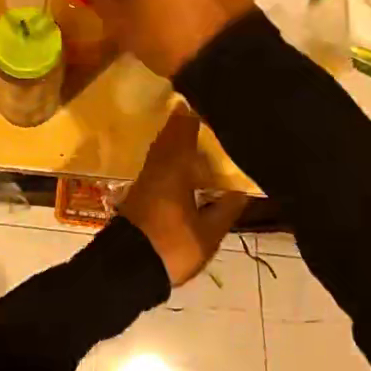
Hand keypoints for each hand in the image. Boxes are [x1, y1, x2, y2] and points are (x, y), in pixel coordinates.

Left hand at [117, 107, 249, 286]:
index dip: (194, 117)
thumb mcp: (208, 233)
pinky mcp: (139, 193)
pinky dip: (167, 154)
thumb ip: (226, 209)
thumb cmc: (172, 246)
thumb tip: (242, 190)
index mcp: (175, 169)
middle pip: (169, 137)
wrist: (128, 268)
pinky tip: (178, 163)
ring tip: (192, 131)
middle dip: (182, 123)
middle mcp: (158, 167)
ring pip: (161, 149)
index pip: (185, 133)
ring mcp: (145, 179)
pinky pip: (156, 162)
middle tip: (199, 111)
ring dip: (173, 137)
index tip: (205, 102)